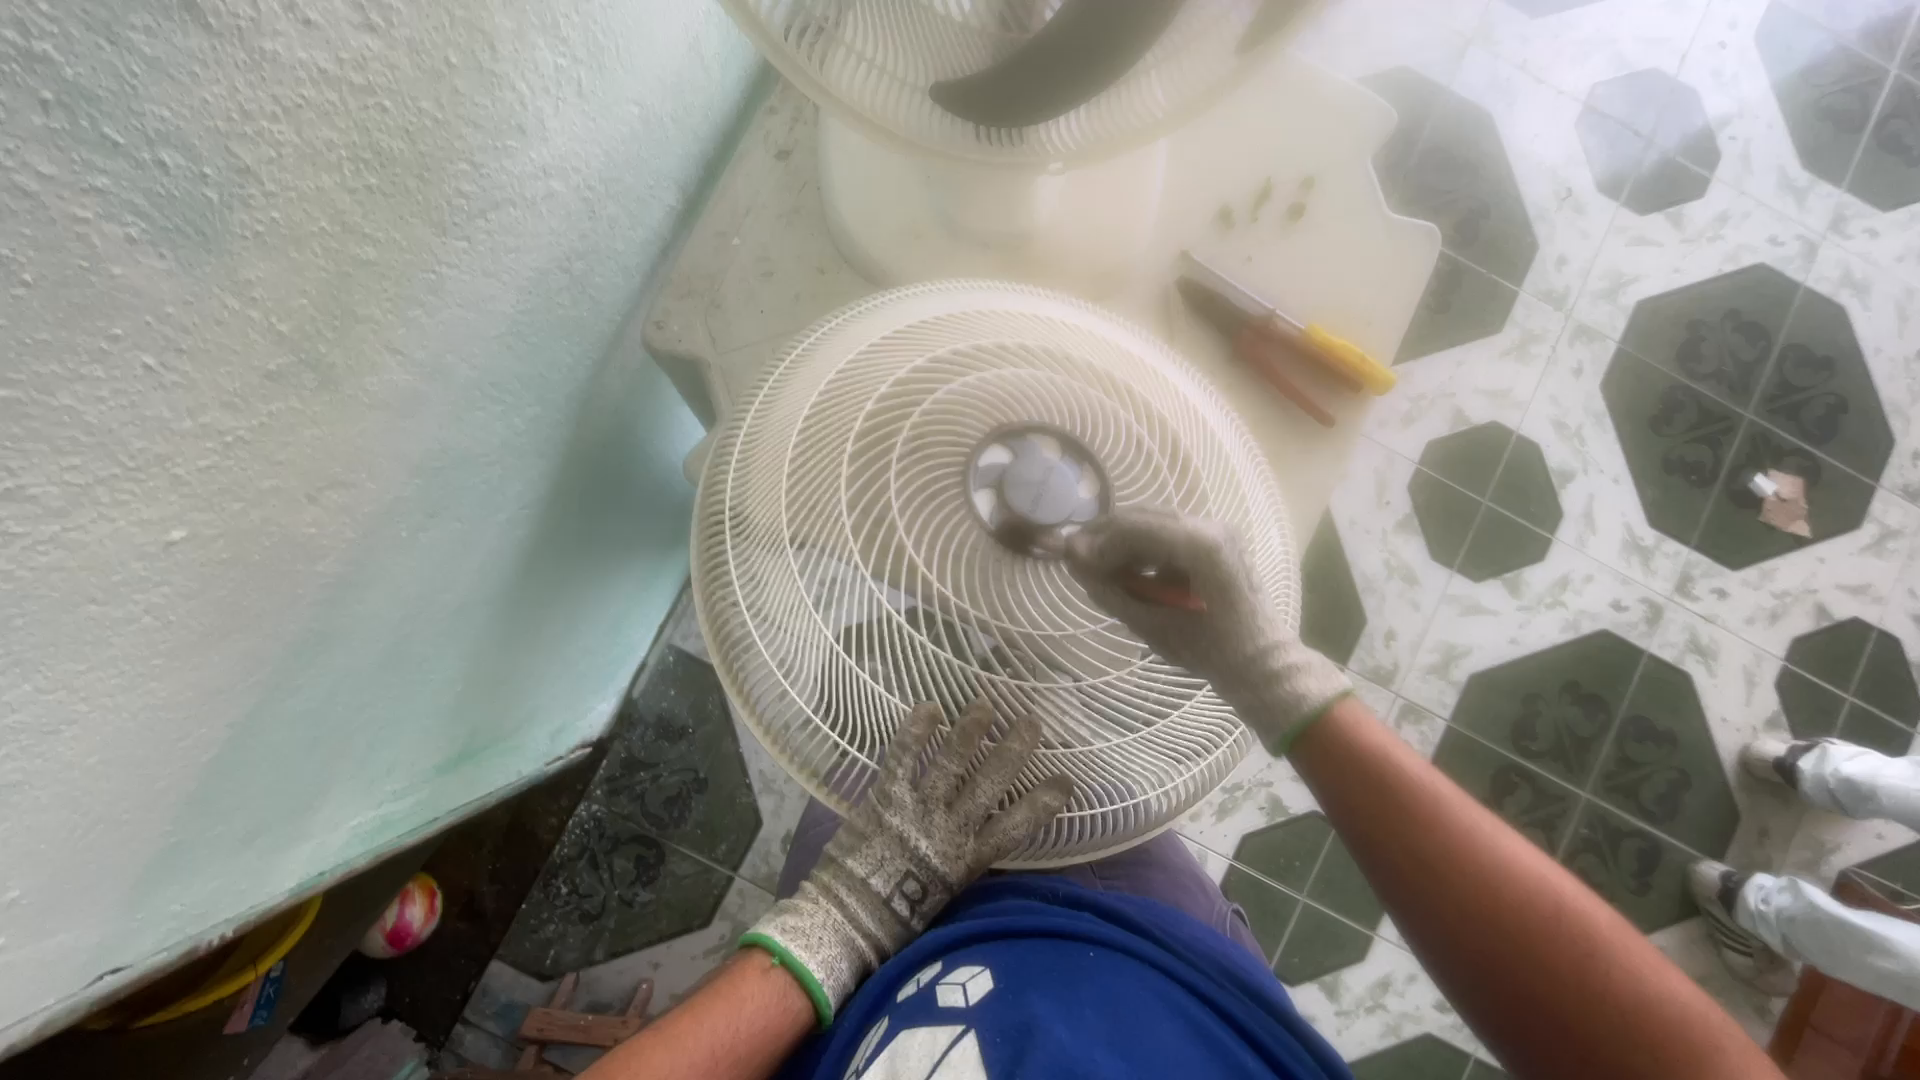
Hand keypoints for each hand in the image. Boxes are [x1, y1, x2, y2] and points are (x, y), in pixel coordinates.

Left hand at [742, 701, 1073, 1026]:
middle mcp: (950, 829)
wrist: (848, 922)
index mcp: (969, 859)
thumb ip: (966, 859)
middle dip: (1012, 751)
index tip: (1065, 781)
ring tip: (984, 705)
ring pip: (950, 764)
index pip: (1015, 827)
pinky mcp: (885, 798)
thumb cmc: (899, 917)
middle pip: (989, 784)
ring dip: (969, 732)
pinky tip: (930, 707)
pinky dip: (915, 733)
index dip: (1041, 803)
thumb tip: (983, 833)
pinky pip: (903, 759)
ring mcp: (918, 810)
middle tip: (1031, 722)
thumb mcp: (947, 892)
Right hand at [1065, 507, 1350, 753]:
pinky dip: (1145, 548)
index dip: (1095, 541)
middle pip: (1141, 517)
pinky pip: (1170, 532)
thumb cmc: (1208, 651)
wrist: (1260, 662)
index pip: (1131, 527)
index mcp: (1198, 544)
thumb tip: (1071, 560)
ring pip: (1153, 522)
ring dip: (1124, 542)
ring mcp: (1217, 528)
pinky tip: (1134, 573)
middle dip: (1106, 537)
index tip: (1067, 559)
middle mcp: (1209, 524)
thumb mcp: (1149, 624)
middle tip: (1077, 561)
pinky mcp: (1217, 538)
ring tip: (1104, 572)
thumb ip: (1108, 589)